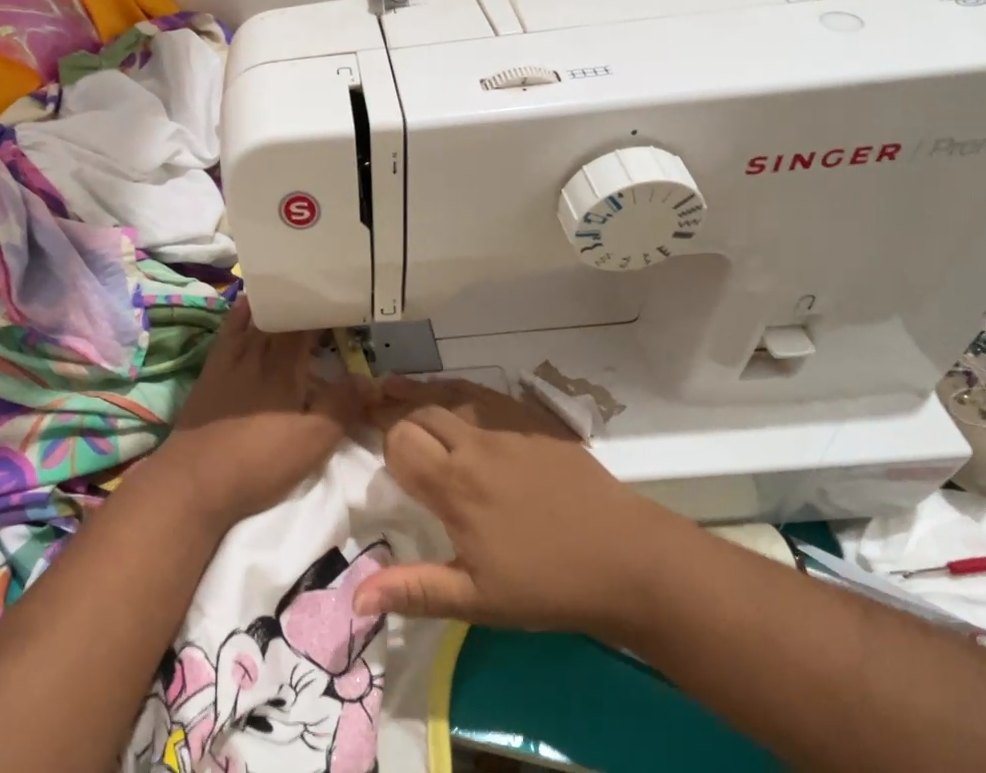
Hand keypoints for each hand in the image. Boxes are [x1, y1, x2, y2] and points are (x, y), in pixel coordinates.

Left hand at [150, 298, 348, 525]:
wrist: (192, 481)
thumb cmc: (257, 463)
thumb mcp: (312, 442)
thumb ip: (343, 406)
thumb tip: (371, 380)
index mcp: (284, 365)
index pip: (306, 323)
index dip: (326, 310)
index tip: (347, 305)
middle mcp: (255, 352)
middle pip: (281, 317)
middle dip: (305, 307)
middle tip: (327, 302)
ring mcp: (228, 360)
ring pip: (254, 319)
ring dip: (276, 306)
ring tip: (294, 298)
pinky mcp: (210, 373)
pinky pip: (228, 331)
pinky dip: (241, 315)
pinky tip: (247, 308)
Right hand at [353, 377, 689, 635]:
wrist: (631, 561)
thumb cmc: (548, 585)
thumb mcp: (478, 600)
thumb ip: (415, 590)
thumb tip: (354, 597)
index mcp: (456, 486)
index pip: (400, 441)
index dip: (381, 438)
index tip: (364, 435)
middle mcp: (477, 446)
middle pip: (422, 410)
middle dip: (393, 407)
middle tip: (369, 402)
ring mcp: (512, 430)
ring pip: (454, 395)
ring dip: (421, 391)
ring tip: (396, 384)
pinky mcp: (540, 426)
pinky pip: (489, 395)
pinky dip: (460, 390)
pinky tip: (456, 395)